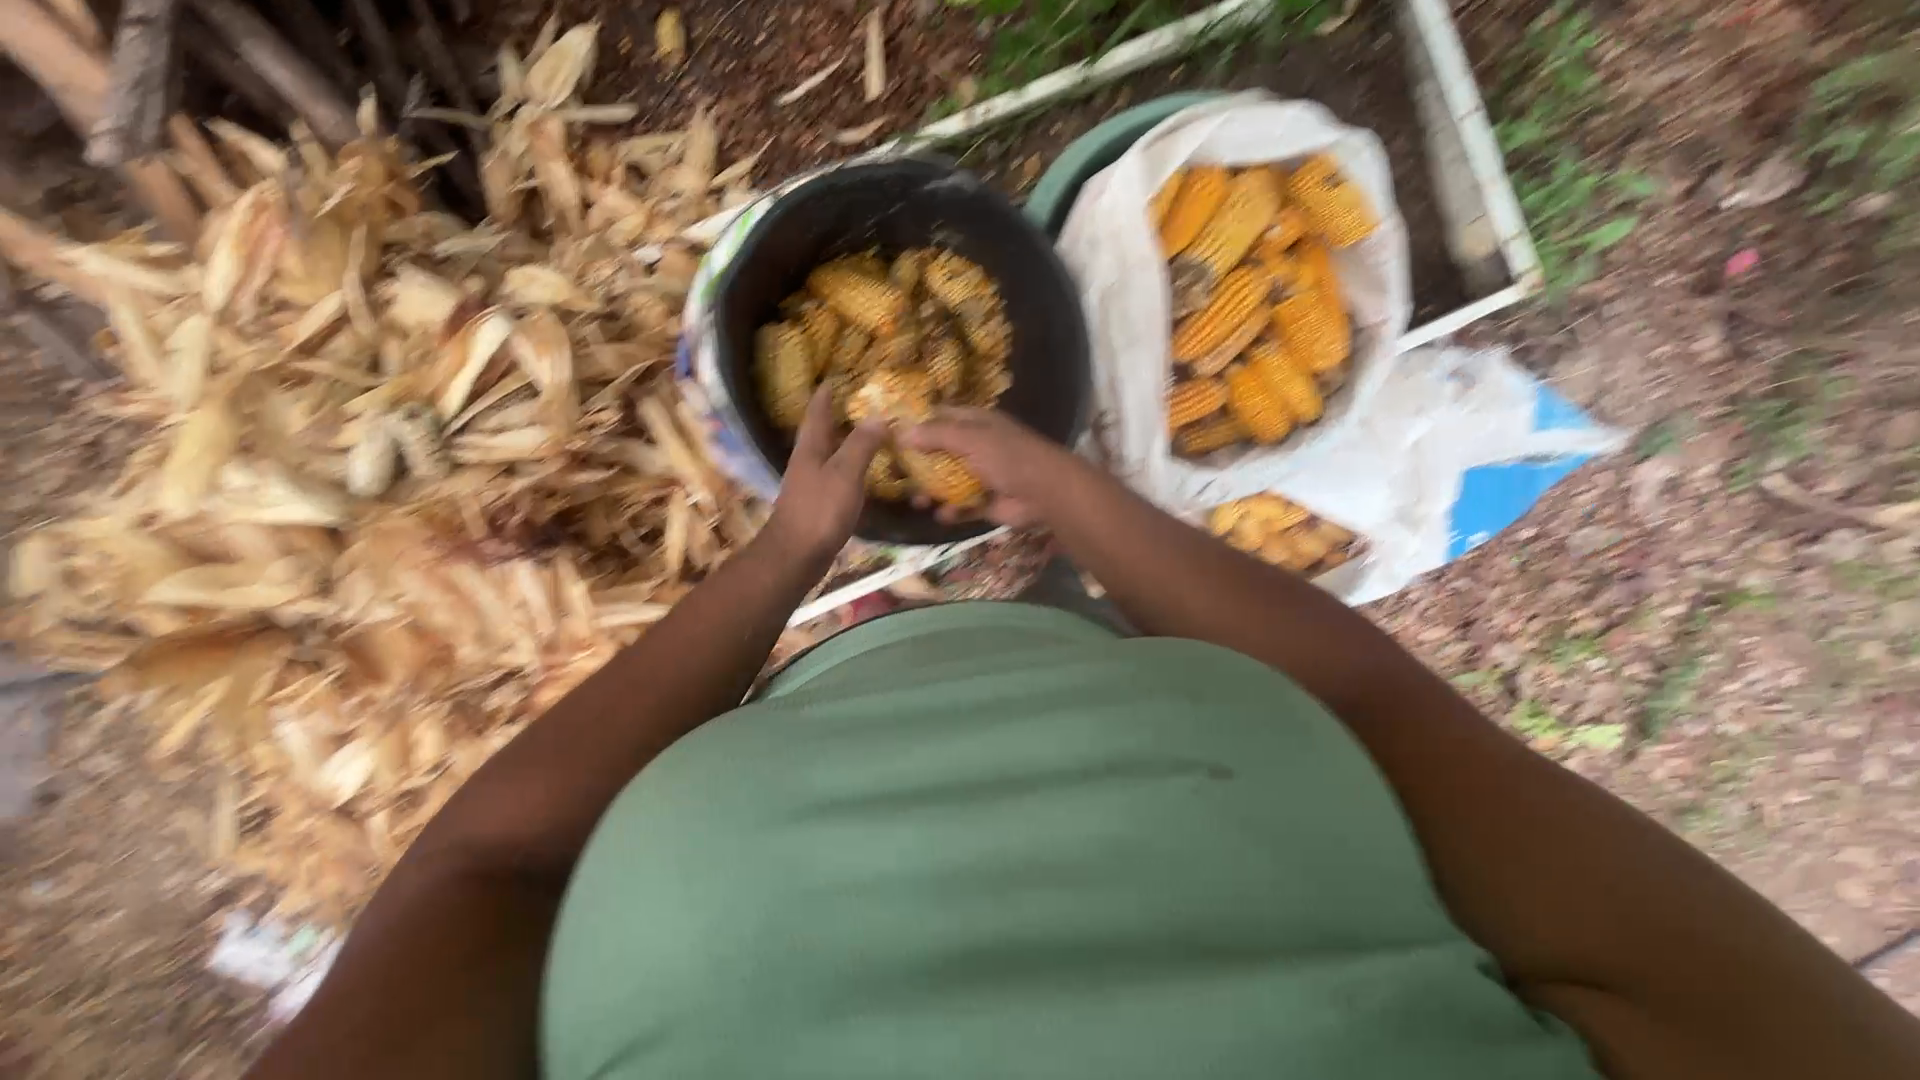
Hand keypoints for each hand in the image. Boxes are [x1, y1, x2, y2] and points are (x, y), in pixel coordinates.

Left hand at [764, 385, 887, 561]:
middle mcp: (807, 462)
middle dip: (837, 417)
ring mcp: (810, 485)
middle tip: (859, 403)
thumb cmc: (819, 511)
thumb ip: (861, 445)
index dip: (827, 394)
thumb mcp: (844, 473)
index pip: (818, 412)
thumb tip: (878, 416)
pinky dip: (849, 469)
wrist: (795, 556)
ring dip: (845, 443)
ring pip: (829, 455)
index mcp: (810, 448)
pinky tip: (863, 474)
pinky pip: (835, 477)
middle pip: (821, 432)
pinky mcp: (817, 505)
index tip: (837, 377)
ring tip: (867, 433)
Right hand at [900, 408, 1081, 527]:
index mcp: (974, 424)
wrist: (1045, 492)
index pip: (939, 417)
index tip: (889, 433)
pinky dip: (951, 511)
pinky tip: (943, 514)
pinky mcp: (984, 502)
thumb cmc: (1008, 456)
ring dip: (931, 491)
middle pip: (938, 453)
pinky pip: (960, 506)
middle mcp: (975, 447)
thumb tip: (901, 432)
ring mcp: (979, 475)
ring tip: (918, 500)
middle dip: (918, 464)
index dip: (916, 423)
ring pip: (946, 482)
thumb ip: (936, 435)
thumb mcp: (969, 438)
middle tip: (895, 474)